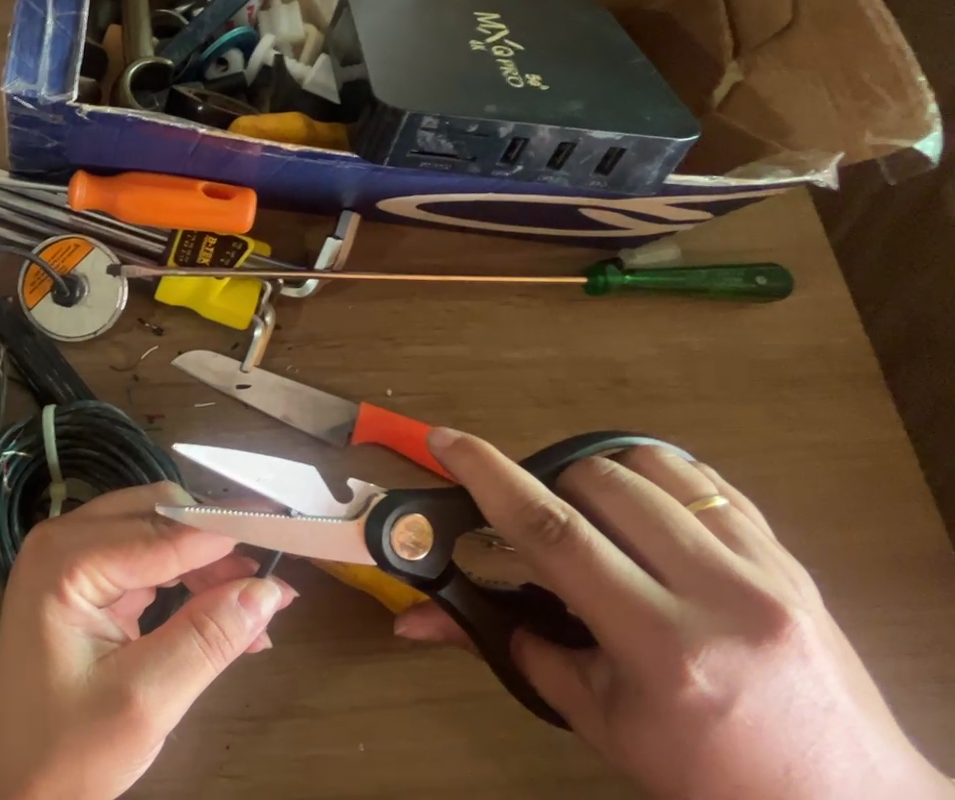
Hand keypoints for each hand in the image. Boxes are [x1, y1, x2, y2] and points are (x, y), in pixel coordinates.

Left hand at [0, 483, 296, 799]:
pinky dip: (185, 582)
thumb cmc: (62, 747)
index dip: (230, 533)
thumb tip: (266, 590)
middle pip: (159, 516)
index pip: (166, 531)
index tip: (290, 535)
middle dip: (218, 545)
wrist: (1, 778)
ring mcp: (69, 558)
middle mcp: (64, 540)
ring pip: (156, 535)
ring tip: (261, 609)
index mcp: (67, 557)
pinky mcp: (80, 581)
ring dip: (207, 565)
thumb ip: (206, 638)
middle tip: (274, 585)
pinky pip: (144, 562)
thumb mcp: (144, 700)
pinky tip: (225, 617)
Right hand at [396, 429, 952, 799]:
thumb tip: (414, 620)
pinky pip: (712, 485)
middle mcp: (722, 596)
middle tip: (538, 522)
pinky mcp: (795, 563)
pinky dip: (660, 481)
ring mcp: (769, 573)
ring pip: (659, 468)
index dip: (489, 478)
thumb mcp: (599, 722)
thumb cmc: (707, 775)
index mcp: (662, 646)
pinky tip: (646, 511)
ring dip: (602, 476)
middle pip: (602, 484)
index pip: (555, 534)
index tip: (446, 441)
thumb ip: (512, 650)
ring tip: (593, 515)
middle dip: (550, 485)